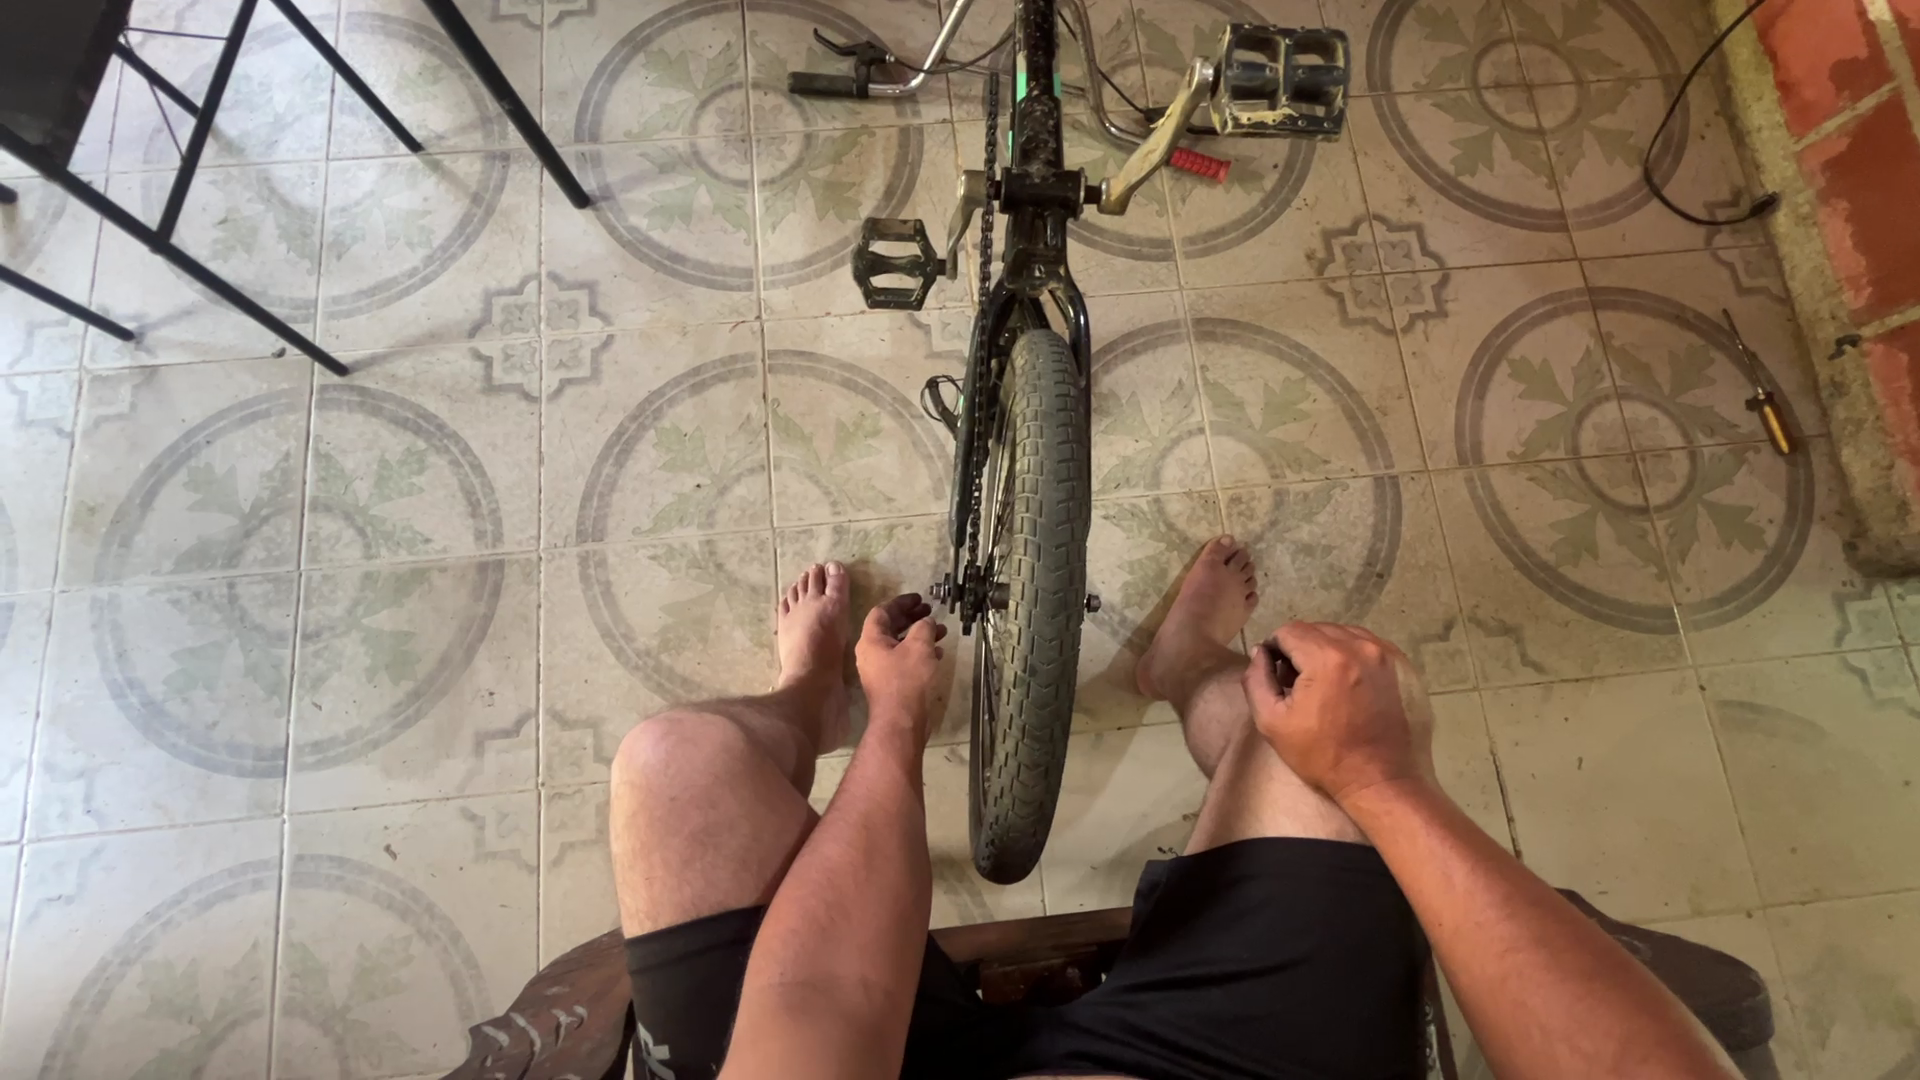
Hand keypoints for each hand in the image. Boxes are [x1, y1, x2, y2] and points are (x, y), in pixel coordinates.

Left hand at [856, 593, 948, 742]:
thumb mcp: (919, 645)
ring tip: (941, 631)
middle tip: (930, 611)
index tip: (919, 599)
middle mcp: (871, 653)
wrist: (901, 721)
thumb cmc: (907, 678)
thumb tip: (926, 622)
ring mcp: (880, 670)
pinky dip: (920, 654)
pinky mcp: (891, 684)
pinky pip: (905, 661)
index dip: (901, 602)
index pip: (882, 611)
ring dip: (920, 636)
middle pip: (891, 627)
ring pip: (901, 645)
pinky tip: (938, 653)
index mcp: (871, 640)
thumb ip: (923, 627)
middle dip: (912, 618)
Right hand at [1242, 622, 1430, 806]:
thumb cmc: (1323, 755)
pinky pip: (1368, 646)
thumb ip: (1256, 679)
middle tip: (1299, 683)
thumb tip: (1260, 653)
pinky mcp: (1405, 667)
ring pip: (1343, 634)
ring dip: (1326, 650)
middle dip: (1301, 650)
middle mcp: (1360, 647)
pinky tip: (1350, 686)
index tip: (1277, 675)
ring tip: (1326, 684)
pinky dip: (1352, 657)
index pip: (1288, 631)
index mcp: (1327, 658)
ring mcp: (1387, 655)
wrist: (1383, 782)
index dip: (1275, 650)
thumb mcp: (1272, 722)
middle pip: (1316, 629)